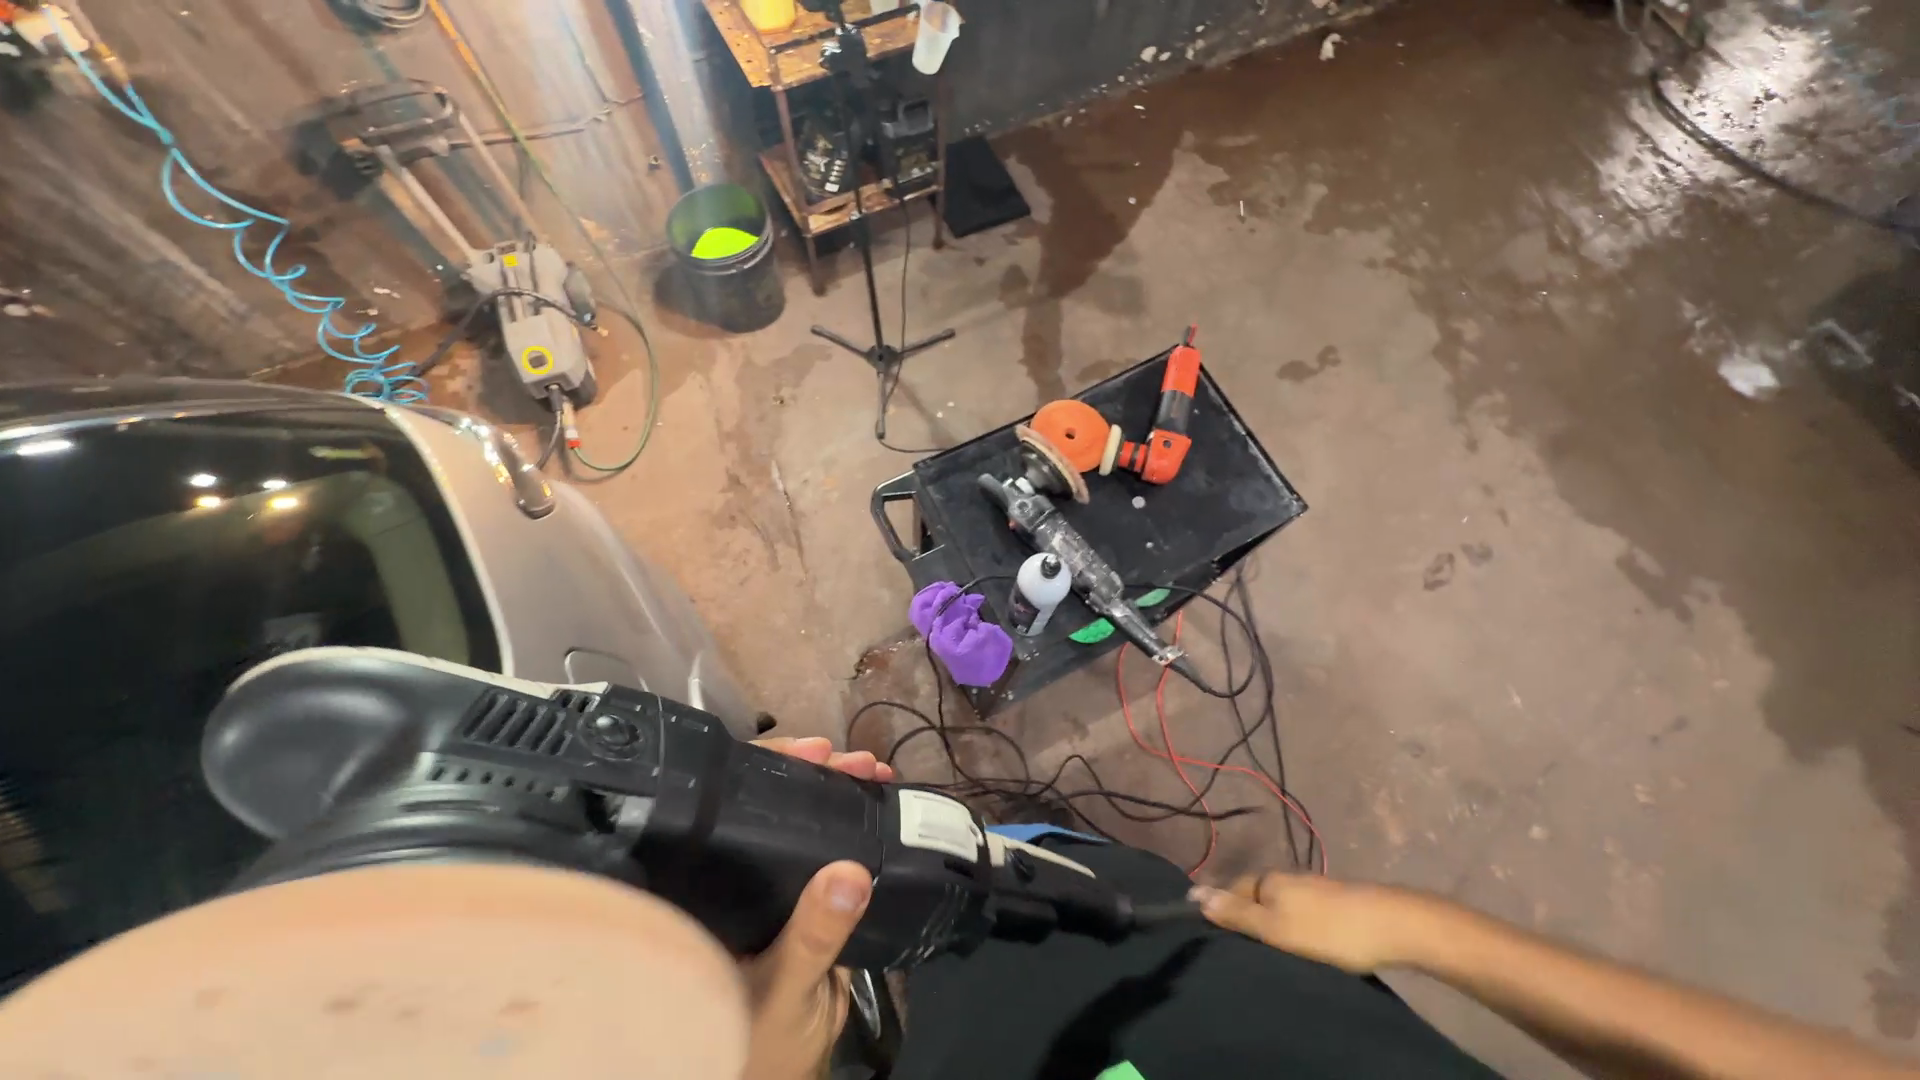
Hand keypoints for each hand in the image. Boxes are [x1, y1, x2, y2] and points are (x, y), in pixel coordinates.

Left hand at [740, 736, 885, 1079]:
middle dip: (813, 772)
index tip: (812, 752)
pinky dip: (850, 817)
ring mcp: (767, 879)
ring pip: (795, 814)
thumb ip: (814, 937)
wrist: (779, 1072)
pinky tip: (876, 795)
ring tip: (873, 770)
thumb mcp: (784, 989)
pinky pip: (822, 842)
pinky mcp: (799, 889)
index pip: (724, 805)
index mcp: (703, 885)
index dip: (766, 768)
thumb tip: (852, 871)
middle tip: (855, 761)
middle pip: (763, 800)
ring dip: (836, 787)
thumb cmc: (754, 1039)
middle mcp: (729, 871)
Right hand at [1189, 872, 1429, 974]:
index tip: (1209, 935)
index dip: (1219, 909)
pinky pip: (1299, 913)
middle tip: (1235, 950)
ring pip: (1279, 905)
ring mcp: (1312, 889)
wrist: (1394, 926)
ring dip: (1269, 924)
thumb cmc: (1327, 930)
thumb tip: (1195, 893)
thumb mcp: (1275, 928)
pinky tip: (1297, 946)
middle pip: (1254, 896)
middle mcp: (1287, 877)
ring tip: (1265, 953)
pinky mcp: (1334, 903)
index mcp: (1267, 879)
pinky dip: (1291, 927)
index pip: (1230, 890)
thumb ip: (1237, 913)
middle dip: (1244, 917)